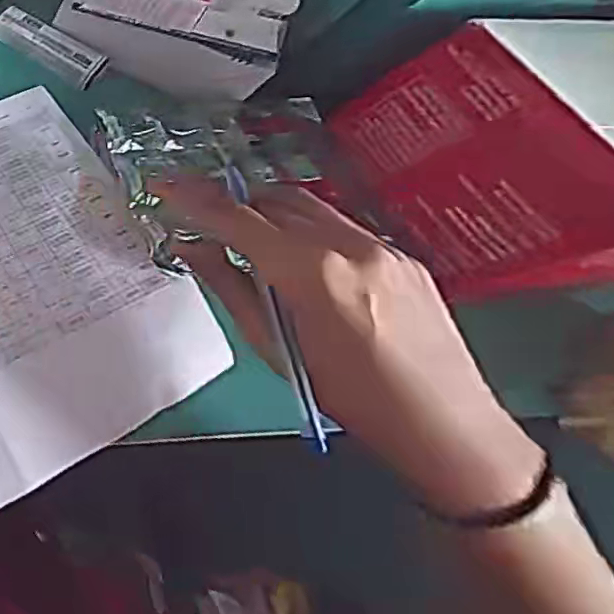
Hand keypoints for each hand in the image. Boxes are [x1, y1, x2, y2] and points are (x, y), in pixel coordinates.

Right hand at [154, 177, 544, 517]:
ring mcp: (380, 246)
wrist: (448, 429)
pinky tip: (296, 254)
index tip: (164, 185)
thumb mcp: (275, 346)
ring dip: (265, 209)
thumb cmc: (351, 398)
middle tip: (201, 217)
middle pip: (269, 199)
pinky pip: (337, 222)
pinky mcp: (401, 252)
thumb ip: (228, 285)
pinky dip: (303, 226)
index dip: (193, 198)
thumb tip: (190, 246)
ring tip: (245, 234)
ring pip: (304, 204)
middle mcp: (348, 246)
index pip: (236, 218)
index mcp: (311, 274)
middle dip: (229, 202)